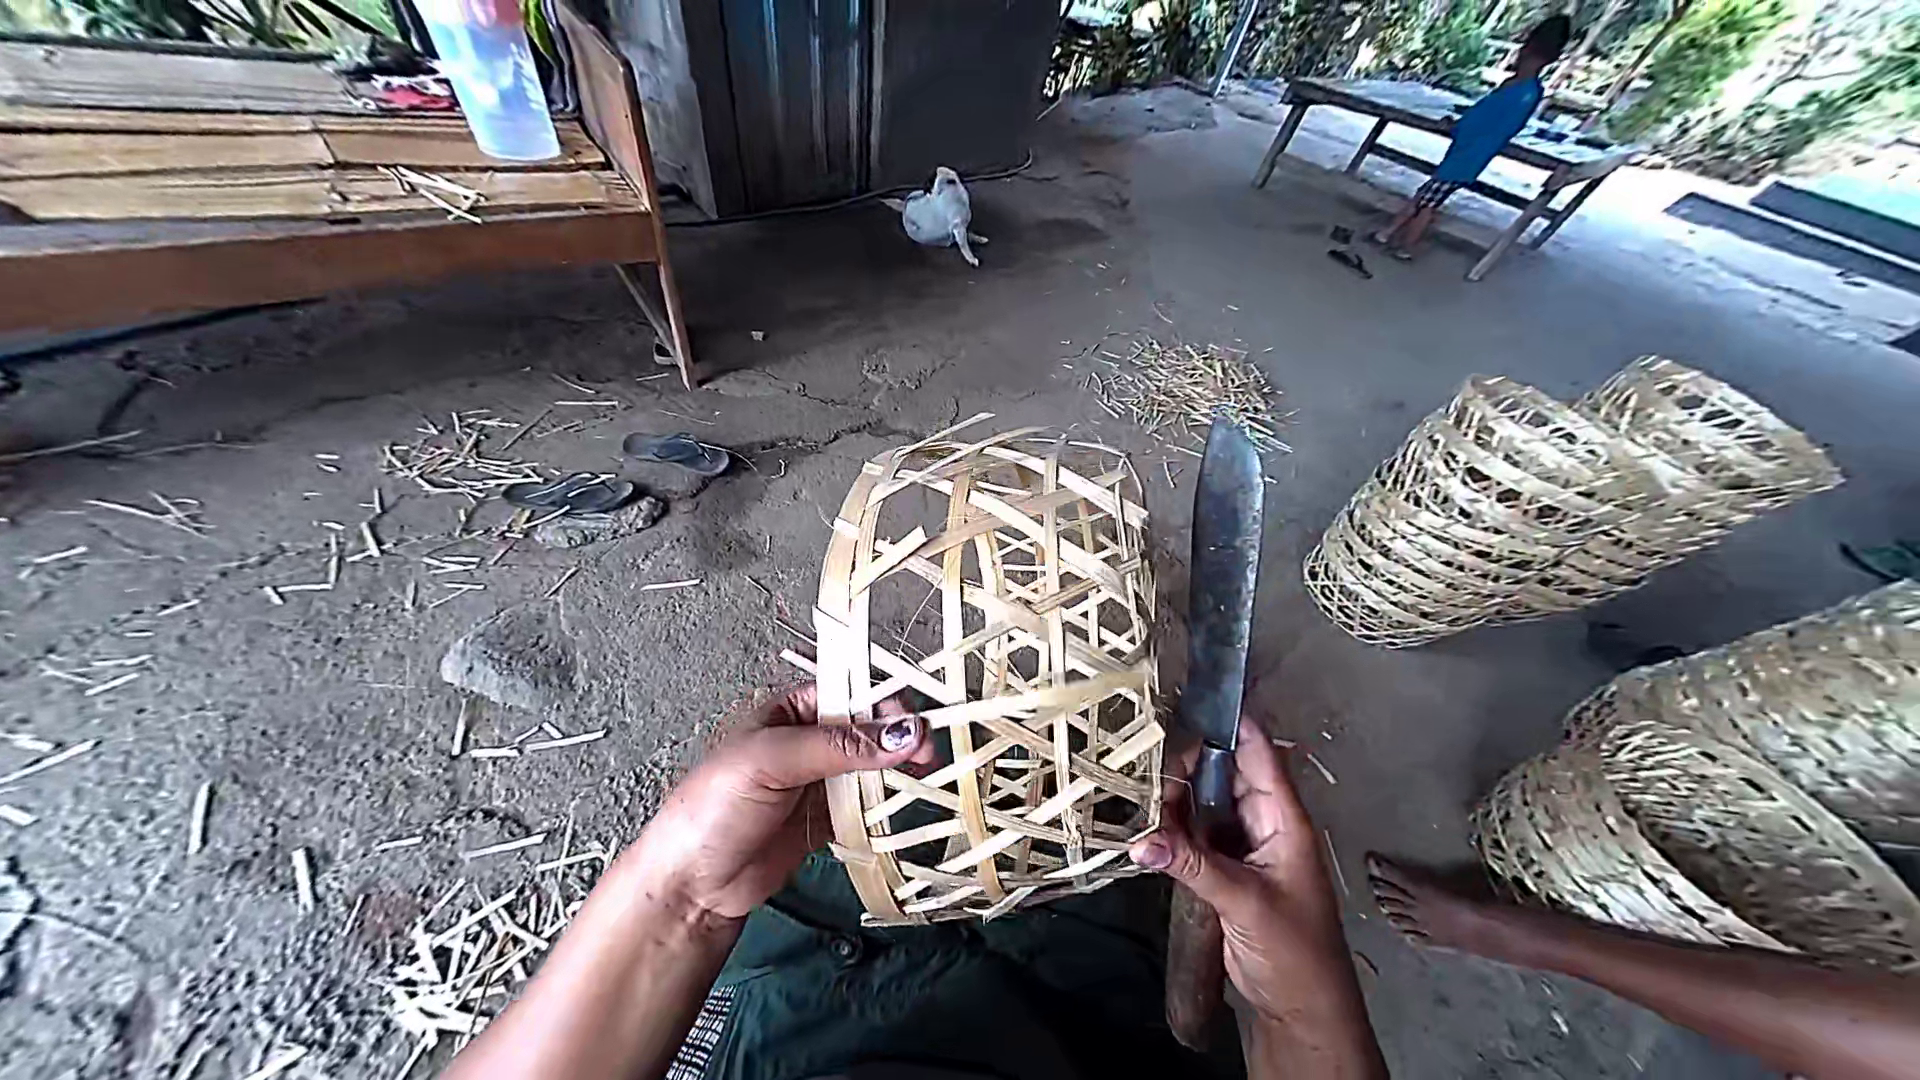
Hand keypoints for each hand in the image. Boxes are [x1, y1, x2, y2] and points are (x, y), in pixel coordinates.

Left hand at [622, 684, 935, 920]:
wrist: (690, 887)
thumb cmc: (715, 805)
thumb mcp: (772, 760)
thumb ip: (839, 745)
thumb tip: (904, 733)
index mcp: (794, 709)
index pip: (851, 691)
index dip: (885, 701)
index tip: (914, 720)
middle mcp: (812, 738)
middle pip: (868, 726)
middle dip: (899, 734)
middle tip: (927, 752)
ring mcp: (822, 778)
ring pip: (873, 762)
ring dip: (899, 765)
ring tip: (926, 773)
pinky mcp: (828, 816)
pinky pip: (867, 800)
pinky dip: (889, 798)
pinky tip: (906, 798)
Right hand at [1128, 717, 1348, 1022]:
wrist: (1300, 1013)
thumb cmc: (1295, 953)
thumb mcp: (1246, 903)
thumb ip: (1192, 866)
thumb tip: (1139, 840)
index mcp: (1283, 819)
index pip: (1259, 754)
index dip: (1232, 723)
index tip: (1193, 696)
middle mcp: (1260, 820)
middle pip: (1222, 771)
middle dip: (1187, 759)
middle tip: (1143, 750)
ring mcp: (1238, 842)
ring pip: (1203, 800)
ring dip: (1174, 793)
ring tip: (1135, 781)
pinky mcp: (1220, 863)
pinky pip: (1192, 830)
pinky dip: (1170, 823)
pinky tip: (1144, 816)